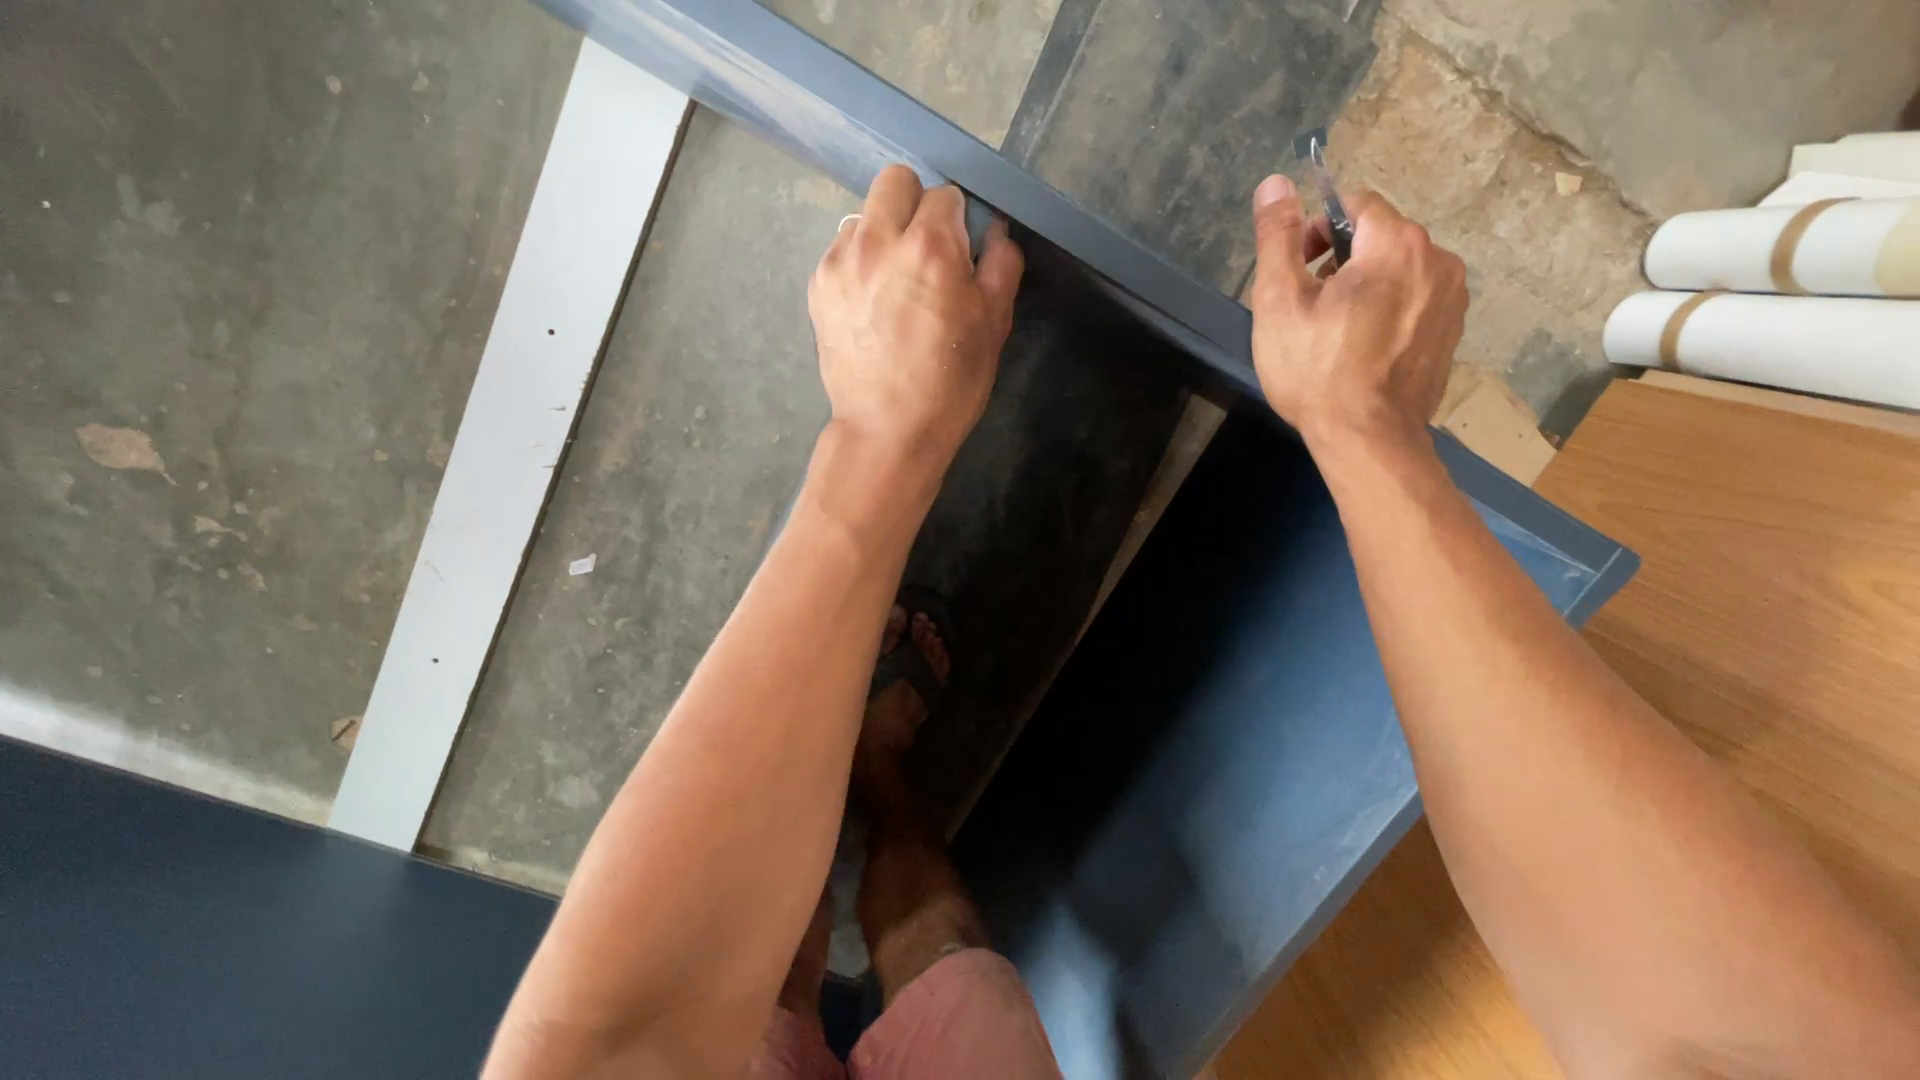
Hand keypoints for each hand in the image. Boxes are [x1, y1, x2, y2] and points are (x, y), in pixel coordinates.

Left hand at [808, 165, 1023, 469]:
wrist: (887, 431)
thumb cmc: (950, 385)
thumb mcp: (993, 325)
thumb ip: (1000, 264)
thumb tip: (993, 230)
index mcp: (930, 247)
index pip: (946, 195)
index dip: (959, 221)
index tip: (962, 252)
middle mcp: (878, 241)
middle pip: (895, 181)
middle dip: (917, 205)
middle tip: (928, 250)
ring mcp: (841, 262)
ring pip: (865, 214)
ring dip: (885, 233)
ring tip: (896, 281)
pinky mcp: (818, 285)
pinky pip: (842, 249)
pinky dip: (860, 262)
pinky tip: (873, 303)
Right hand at [1247, 174, 1466, 453]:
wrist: (1368, 439)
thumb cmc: (1317, 370)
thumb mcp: (1279, 302)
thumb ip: (1277, 238)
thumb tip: (1275, 184)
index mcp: (1396, 244)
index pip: (1356, 205)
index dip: (1317, 230)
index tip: (1298, 271)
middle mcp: (1438, 260)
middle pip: (1380, 237)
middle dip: (1340, 260)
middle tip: (1308, 307)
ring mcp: (1453, 298)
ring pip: (1399, 270)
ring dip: (1365, 286)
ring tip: (1335, 332)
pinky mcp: (1453, 331)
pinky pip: (1415, 301)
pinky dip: (1389, 311)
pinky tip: (1363, 350)